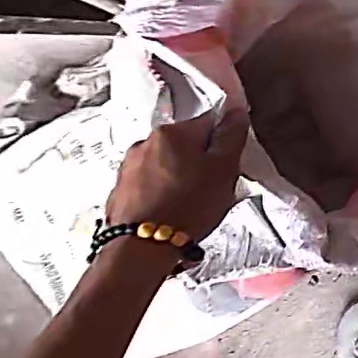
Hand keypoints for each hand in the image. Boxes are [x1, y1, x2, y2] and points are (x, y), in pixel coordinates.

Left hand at [104, 109, 249, 242]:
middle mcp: (147, 142)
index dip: (225, 142)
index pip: (210, 122)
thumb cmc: (188, 206)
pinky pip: (152, 182)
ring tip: (195, 202)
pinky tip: (175, 210)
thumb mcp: (224, 168)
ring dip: (183, 176)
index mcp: (173, 132)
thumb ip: (231, 135)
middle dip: (203, 160)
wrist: (141, 248)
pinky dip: (165, 191)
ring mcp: (129, 166)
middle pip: (187, 143)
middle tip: (216, 186)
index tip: (230, 163)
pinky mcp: (121, 189)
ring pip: (169, 163)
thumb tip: (235, 109)